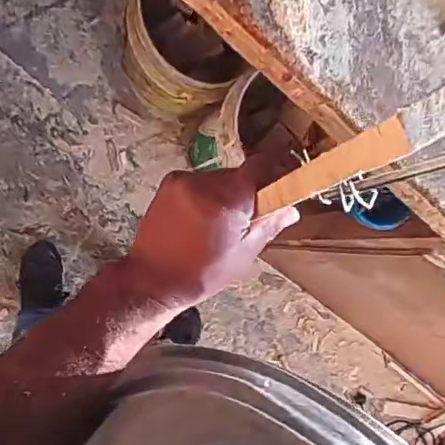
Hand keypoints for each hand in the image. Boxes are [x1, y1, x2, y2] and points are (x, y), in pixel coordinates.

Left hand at [123, 166, 299, 307]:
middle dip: (246, 192)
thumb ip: (268, 226)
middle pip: (239, 174)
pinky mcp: (169, 183)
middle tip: (244, 220)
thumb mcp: (242, 255)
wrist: (152, 279)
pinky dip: (204, 196)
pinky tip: (198, 221)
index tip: (278, 188)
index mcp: (228, 199)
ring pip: (218, 178)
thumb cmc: (199, 275)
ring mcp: (184, 180)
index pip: (262, 165)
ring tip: (217, 225)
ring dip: (224, 195)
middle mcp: (205, 181)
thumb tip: (291, 210)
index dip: (275, 174)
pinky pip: (198, 182)